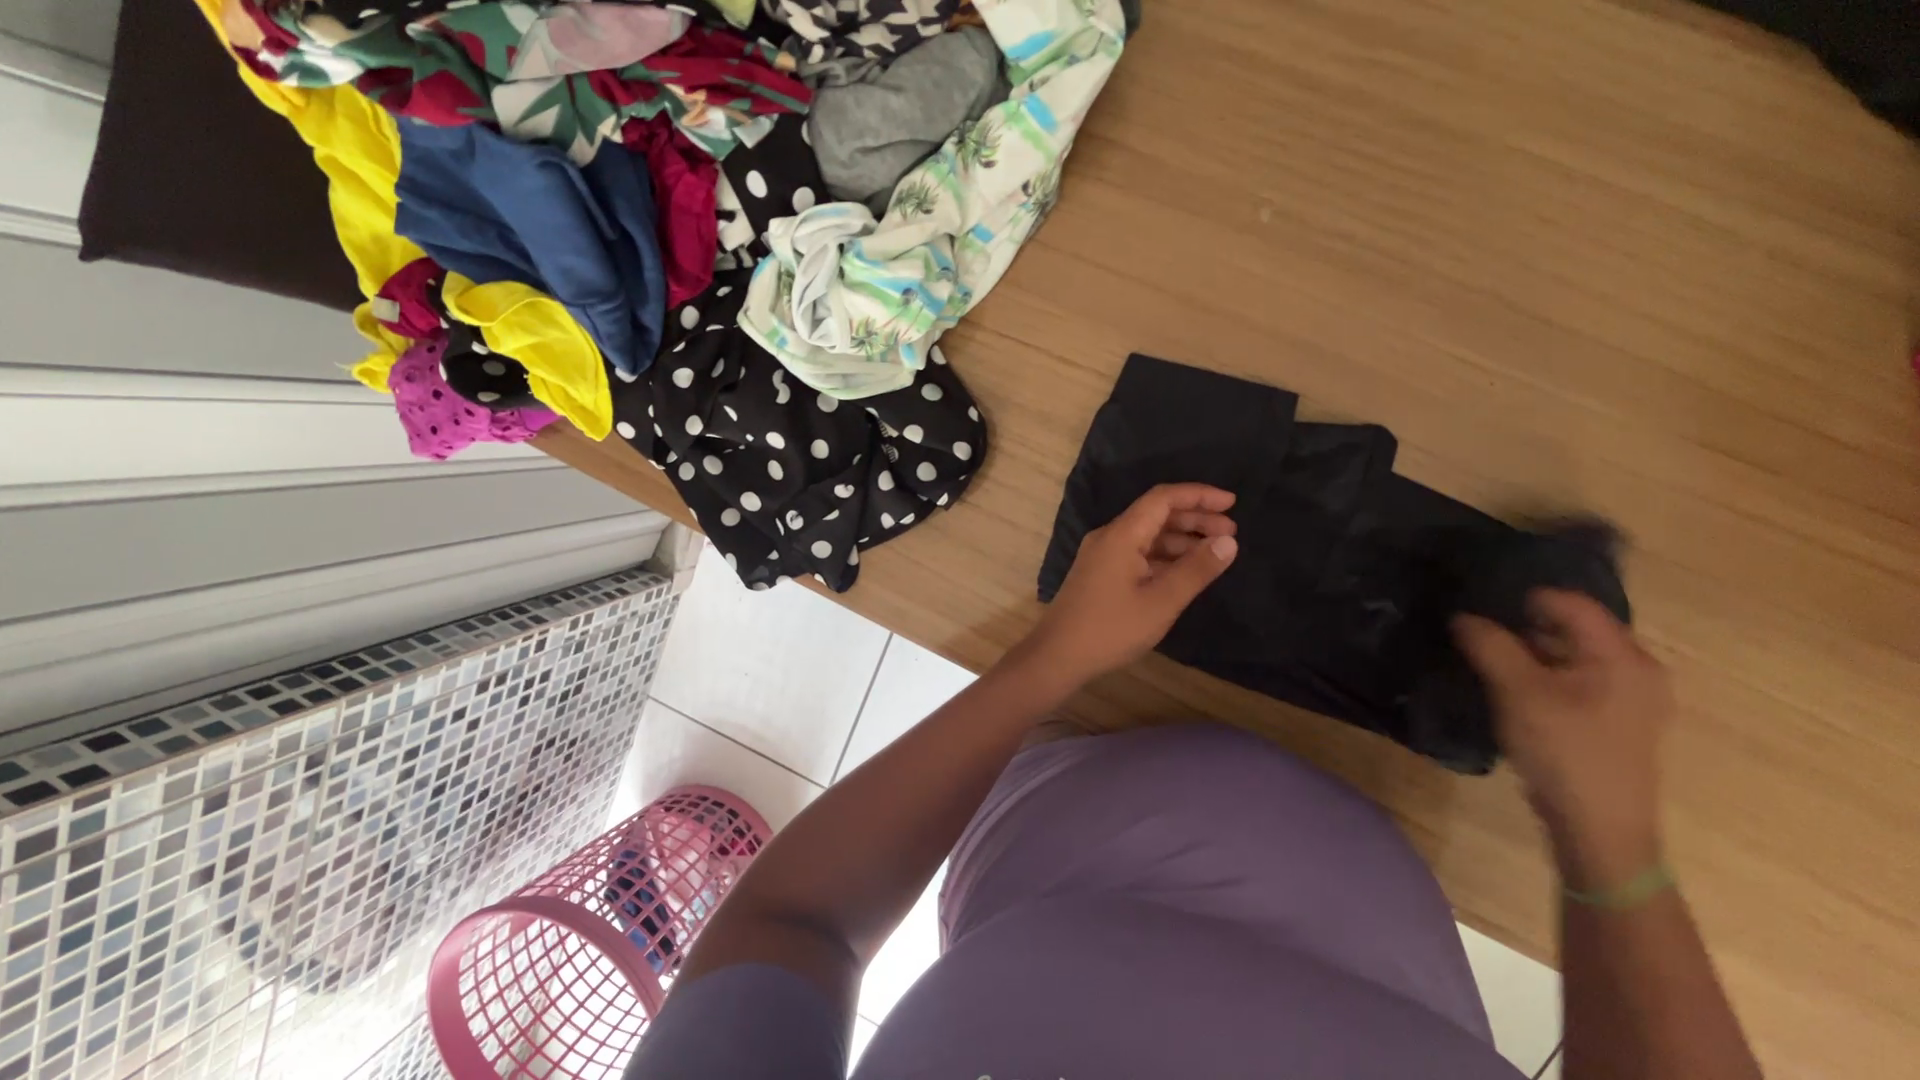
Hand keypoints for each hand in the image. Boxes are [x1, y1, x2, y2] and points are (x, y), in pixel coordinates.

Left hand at [1017, 484, 1239, 688]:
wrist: (1056, 657)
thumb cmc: (1110, 629)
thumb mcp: (1161, 602)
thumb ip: (1196, 570)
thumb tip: (1229, 541)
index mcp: (1122, 535)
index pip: (1163, 498)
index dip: (1198, 495)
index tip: (1232, 503)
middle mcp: (1110, 537)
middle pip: (1156, 515)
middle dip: (1195, 519)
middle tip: (1231, 531)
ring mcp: (1102, 556)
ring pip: (1148, 536)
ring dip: (1181, 540)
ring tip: (1214, 552)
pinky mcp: (1100, 575)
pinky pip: (1138, 554)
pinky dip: (1164, 557)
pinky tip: (1185, 572)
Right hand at [1452, 589, 1673, 885]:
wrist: (1599, 830)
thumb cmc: (1563, 751)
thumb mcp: (1517, 691)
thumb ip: (1489, 645)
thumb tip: (1462, 616)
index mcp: (1623, 655)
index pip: (1571, 603)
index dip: (1523, 599)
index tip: (1480, 608)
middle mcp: (1639, 669)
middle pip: (1575, 629)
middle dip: (1526, 628)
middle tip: (1481, 636)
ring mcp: (1634, 699)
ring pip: (1575, 658)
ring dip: (1534, 656)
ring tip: (1493, 666)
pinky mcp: (1620, 724)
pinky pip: (1580, 683)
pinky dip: (1548, 680)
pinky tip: (1519, 697)